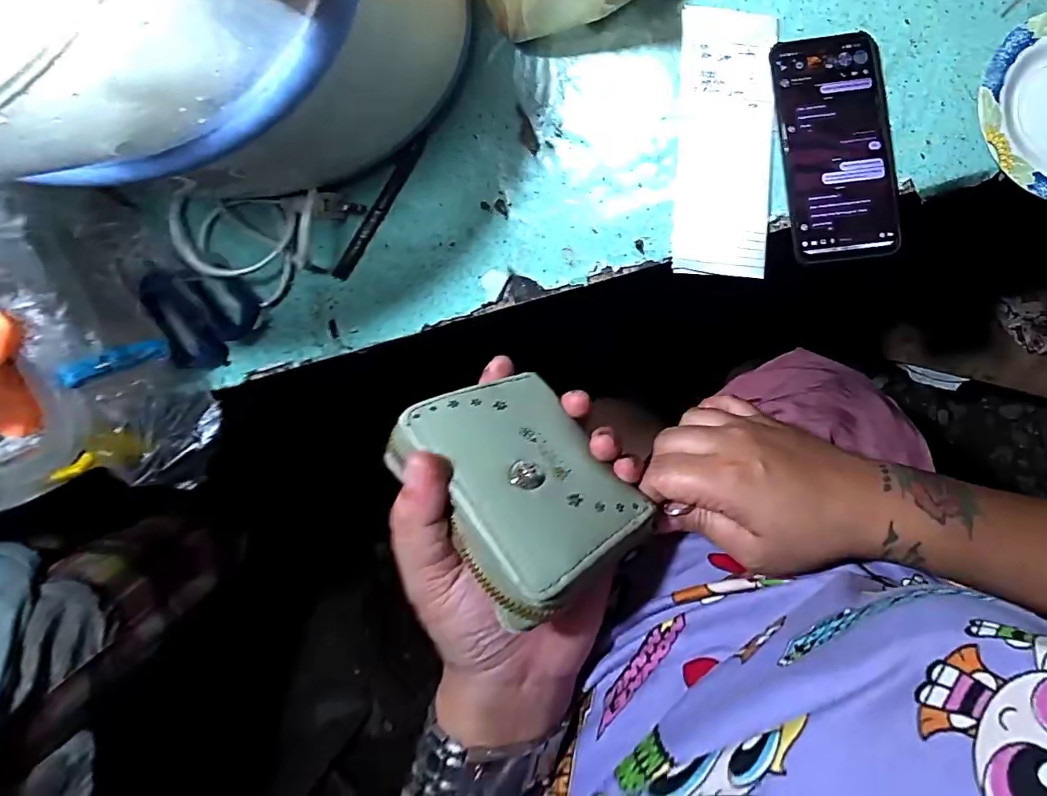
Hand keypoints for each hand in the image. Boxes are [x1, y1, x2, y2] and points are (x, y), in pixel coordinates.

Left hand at [390, 356, 617, 747]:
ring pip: (587, 457)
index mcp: (485, 495)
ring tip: (600, 441)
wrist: (517, 679)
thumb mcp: (428, 577)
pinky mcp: (601, 533)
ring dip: (599, 436)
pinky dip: (629, 476)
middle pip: (547, 435)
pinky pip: (619, 496)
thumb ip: (417, 525)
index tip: (502, 368)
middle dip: (562, 408)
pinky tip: (627, 472)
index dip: (493, 397)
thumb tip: (424, 460)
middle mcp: (529, 493)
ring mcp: (568, 510)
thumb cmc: (464, 623)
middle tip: (572, 402)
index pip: (488, 435)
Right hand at [636, 396, 884, 575]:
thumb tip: (667, 514)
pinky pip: (716, 401)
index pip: (659, 472)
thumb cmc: (808, 535)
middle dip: (660, 468)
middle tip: (676, 495)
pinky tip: (714, 440)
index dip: (650, 494)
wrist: (859, 500)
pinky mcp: (760, 414)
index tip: (661, 513)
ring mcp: (745, 421)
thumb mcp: (753, 551)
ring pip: (687, 417)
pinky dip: (705, 417)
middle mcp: (728, 440)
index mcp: (724, 478)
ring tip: (695, 469)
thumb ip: (704, 526)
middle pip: (666, 439)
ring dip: (680, 443)